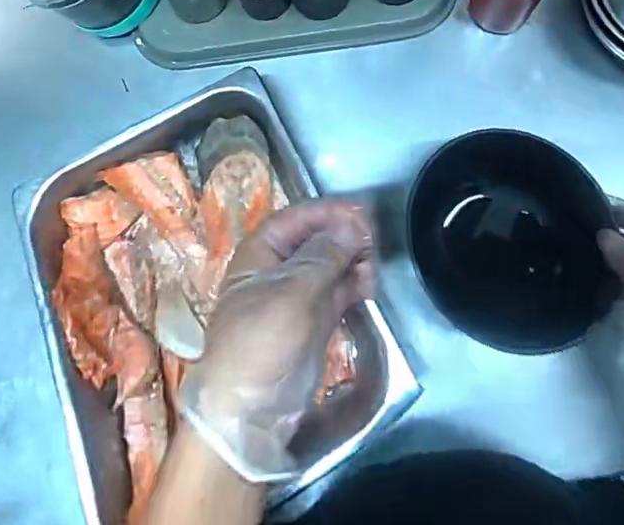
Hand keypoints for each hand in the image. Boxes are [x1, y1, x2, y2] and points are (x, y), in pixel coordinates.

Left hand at [178, 201, 374, 481]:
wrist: (249, 412)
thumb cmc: (262, 341)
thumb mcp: (292, 293)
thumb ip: (324, 256)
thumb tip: (350, 223)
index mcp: (258, 254)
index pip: (295, 219)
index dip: (326, 212)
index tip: (359, 212)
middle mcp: (276, 270)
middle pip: (313, 241)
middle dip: (342, 236)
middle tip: (374, 238)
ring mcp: (294, 298)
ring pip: (327, 267)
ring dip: (351, 260)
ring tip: (375, 263)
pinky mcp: (311, 323)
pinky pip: (335, 293)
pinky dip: (352, 286)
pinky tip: (370, 285)